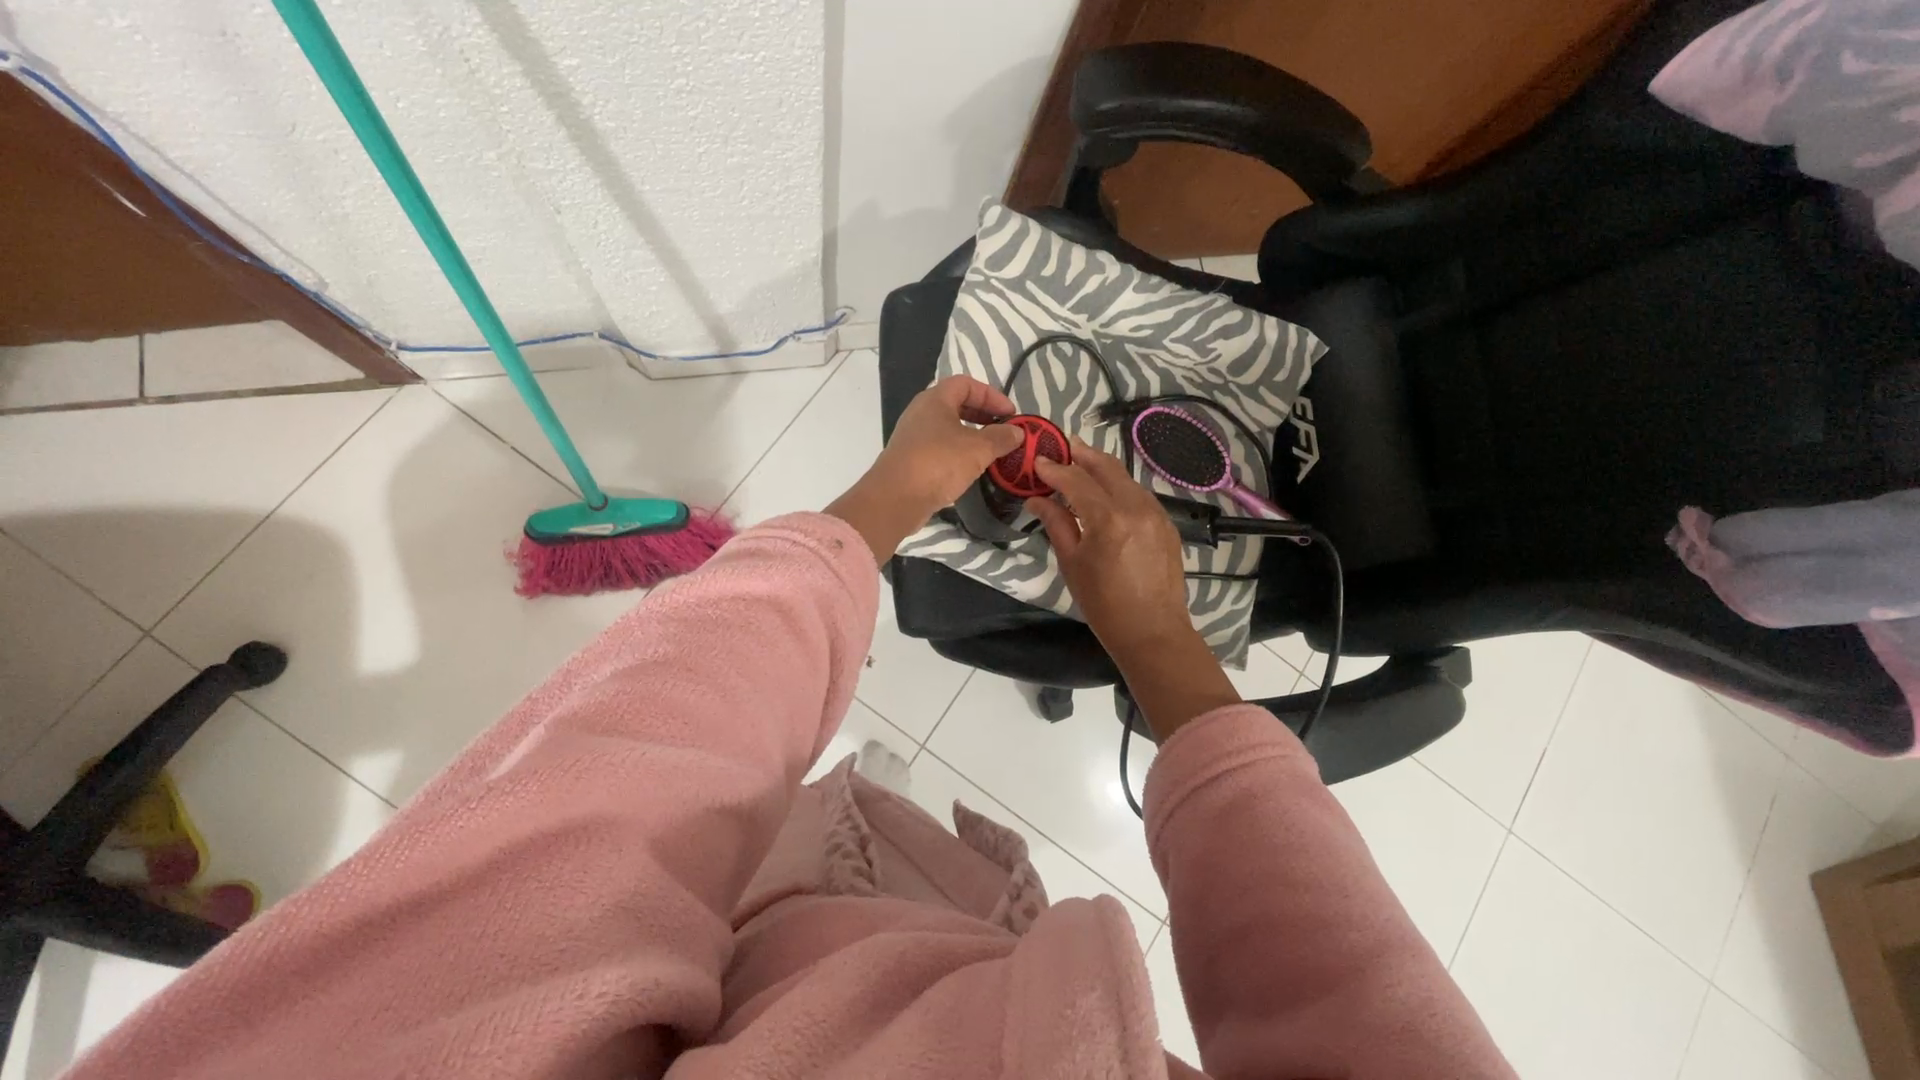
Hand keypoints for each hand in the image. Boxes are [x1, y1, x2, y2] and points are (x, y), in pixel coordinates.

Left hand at [826, 376, 1023, 564]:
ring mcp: (913, 437)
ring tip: (990, 451)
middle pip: (955, 404)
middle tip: (1002, 430)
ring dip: (970, 436)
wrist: (895, 498)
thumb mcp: (977, 449)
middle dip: (982, 414)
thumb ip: (1000, 438)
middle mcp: (920, 413)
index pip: (966, 384)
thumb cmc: (938, 463)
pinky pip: (939, 448)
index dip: (991, 395)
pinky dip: (957, 453)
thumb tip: (1017, 432)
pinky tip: (970, 469)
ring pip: (947, 428)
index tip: (1010, 414)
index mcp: (935, 400)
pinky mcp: (910, 459)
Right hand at [1025, 439, 1190, 654]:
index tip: (1036, 461)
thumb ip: (1056, 524)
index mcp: (1107, 519)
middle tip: (1061, 447)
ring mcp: (1155, 513)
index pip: (1075, 480)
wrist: (1152, 631)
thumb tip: (1037, 499)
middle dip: (1081, 455)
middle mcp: (1135, 507)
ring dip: (1101, 468)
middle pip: (1106, 466)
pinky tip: (1104, 494)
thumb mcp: (1072, 563)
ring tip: (1079, 465)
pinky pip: (1138, 494)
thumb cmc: (1103, 604)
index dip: (1054, 469)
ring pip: (1125, 478)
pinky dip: (1118, 487)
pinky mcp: (1166, 523)